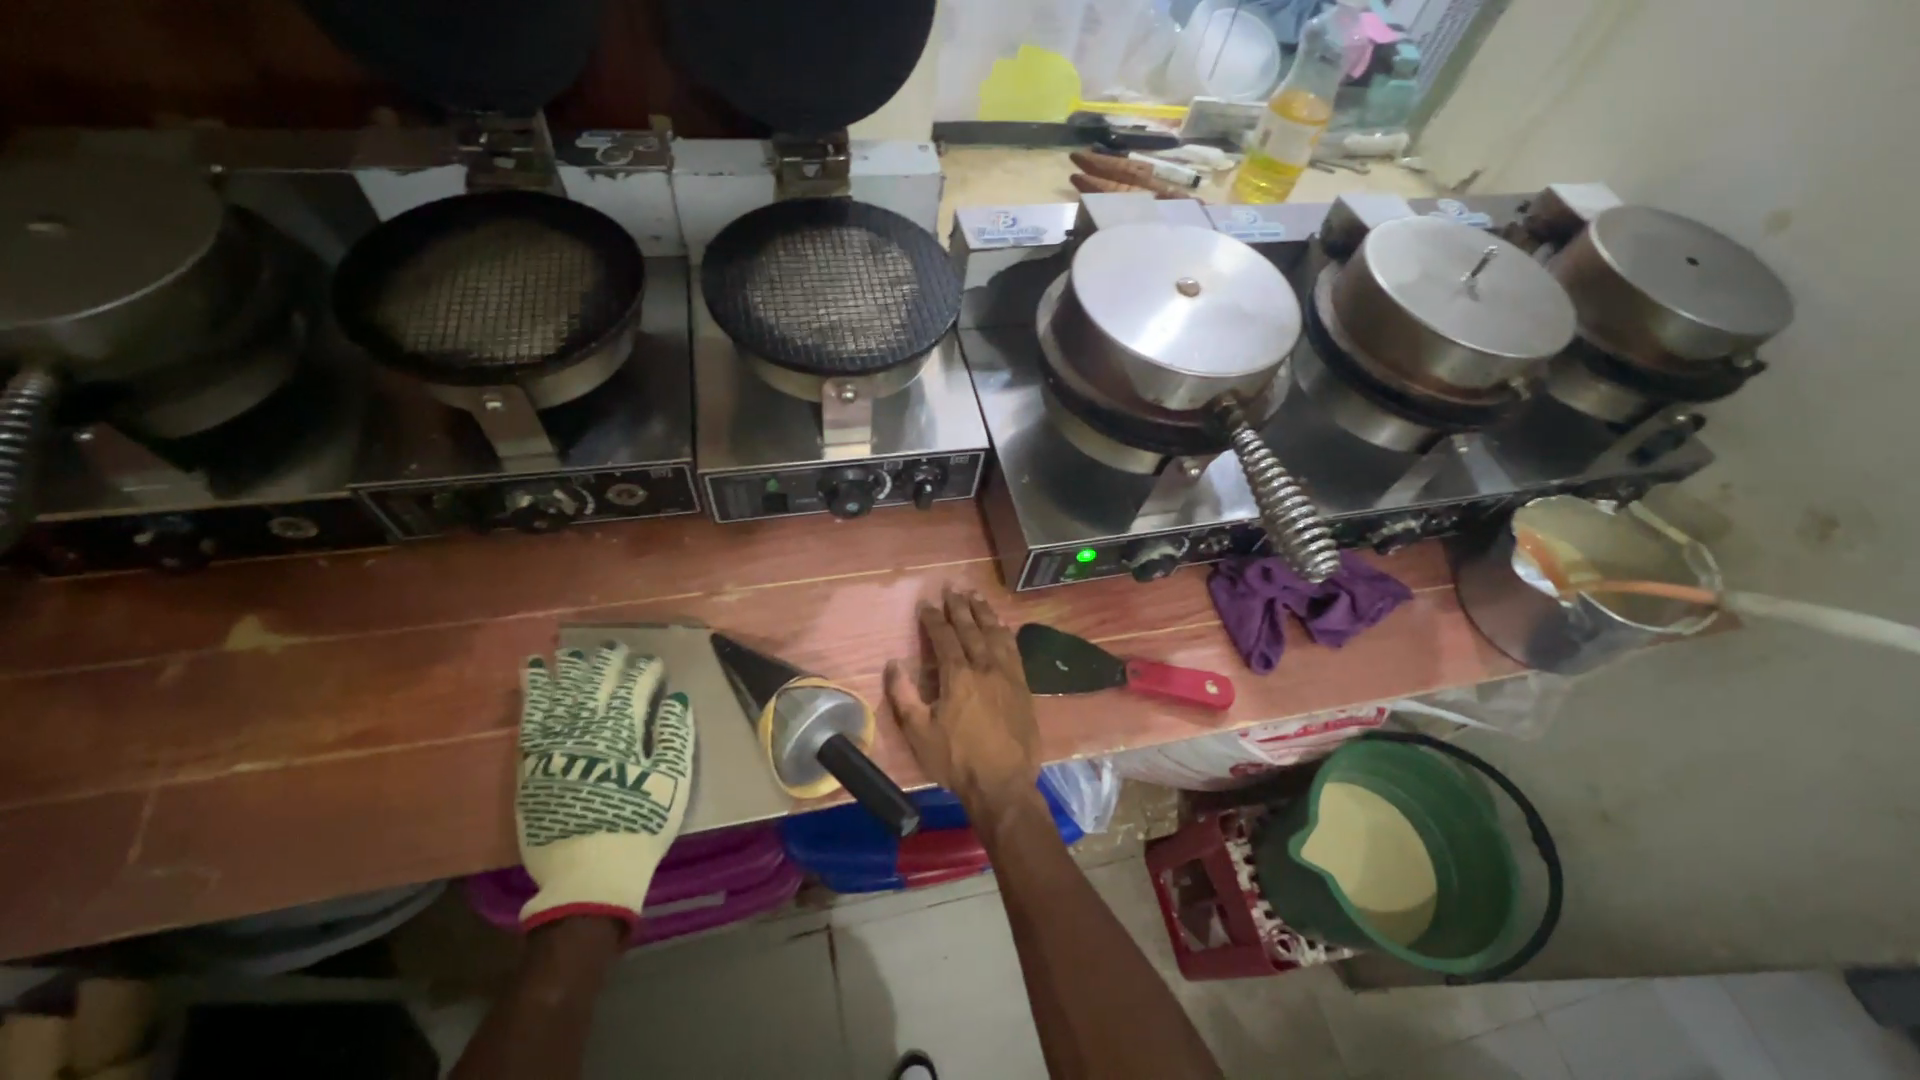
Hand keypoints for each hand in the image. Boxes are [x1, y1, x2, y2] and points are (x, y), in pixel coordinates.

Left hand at [515, 642, 695, 935]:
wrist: (588, 874)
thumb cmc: (638, 828)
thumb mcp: (672, 784)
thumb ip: (674, 738)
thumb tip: (675, 699)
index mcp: (624, 734)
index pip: (635, 688)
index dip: (645, 671)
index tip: (653, 662)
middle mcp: (587, 729)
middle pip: (597, 683)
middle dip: (608, 661)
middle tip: (614, 646)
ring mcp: (554, 743)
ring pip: (561, 692)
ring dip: (568, 667)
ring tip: (572, 649)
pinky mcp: (531, 761)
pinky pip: (530, 716)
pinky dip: (532, 690)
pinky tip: (532, 672)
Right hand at [885, 588, 1040, 814]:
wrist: (1003, 783)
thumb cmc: (956, 760)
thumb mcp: (918, 733)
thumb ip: (904, 696)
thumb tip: (892, 664)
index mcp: (957, 676)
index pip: (944, 637)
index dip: (933, 618)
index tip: (926, 603)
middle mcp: (985, 667)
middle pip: (971, 628)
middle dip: (959, 607)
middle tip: (952, 588)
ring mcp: (1007, 675)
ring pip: (996, 634)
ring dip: (984, 613)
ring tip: (976, 596)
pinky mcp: (1023, 686)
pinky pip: (1013, 650)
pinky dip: (1005, 633)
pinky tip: (1001, 626)